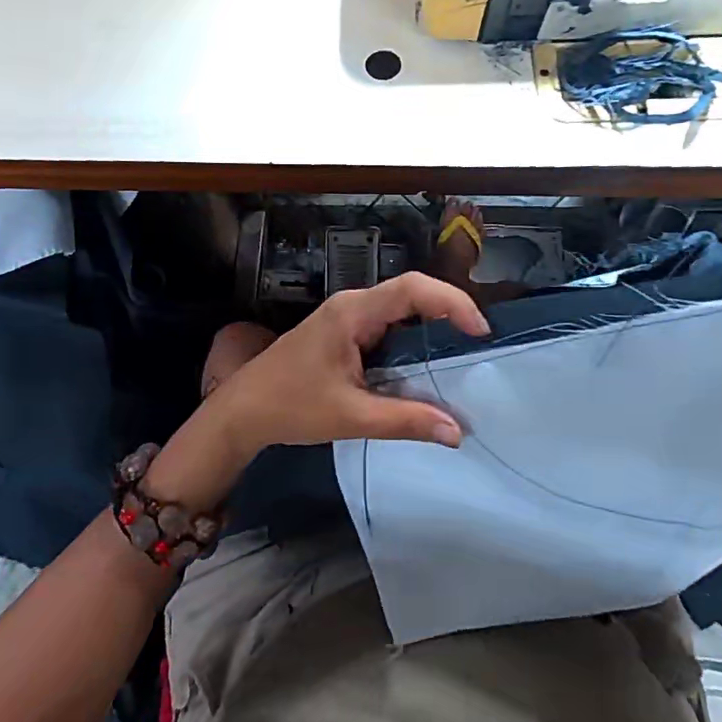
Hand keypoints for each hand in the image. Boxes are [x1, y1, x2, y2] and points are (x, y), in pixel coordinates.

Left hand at [142, 273, 488, 510]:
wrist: (242, 411)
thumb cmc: (291, 406)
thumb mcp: (352, 416)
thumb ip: (406, 421)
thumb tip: (457, 432)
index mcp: (353, 313)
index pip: (412, 289)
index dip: (451, 302)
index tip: (479, 330)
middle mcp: (352, 305)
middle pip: (411, 293)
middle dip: (448, 311)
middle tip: (479, 343)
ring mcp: (346, 317)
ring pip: (400, 309)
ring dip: (431, 325)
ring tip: (463, 352)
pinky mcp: (343, 333)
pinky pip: (387, 325)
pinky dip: (411, 339)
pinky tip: (425, 363)